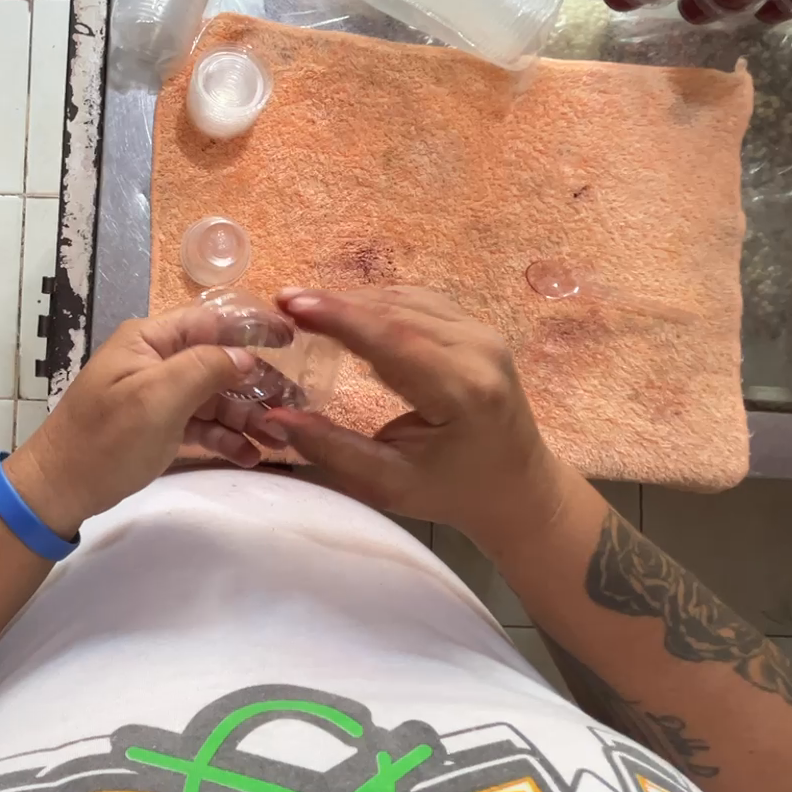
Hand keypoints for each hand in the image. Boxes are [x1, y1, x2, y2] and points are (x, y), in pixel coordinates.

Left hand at [3, 304, 289, 536]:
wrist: (59, 489)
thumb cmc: (104, 440)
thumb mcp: (155, 399)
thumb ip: (203, 368)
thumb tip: (246, 357)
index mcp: (150, 340)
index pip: (211, 322)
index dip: (252, 329)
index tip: (294, 340)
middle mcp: (157, 360)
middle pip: (218, 362)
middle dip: (256, 384)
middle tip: (293, 408)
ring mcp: (159, 395)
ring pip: (214, 396)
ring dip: (247, 416)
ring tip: (279, 441)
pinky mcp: (161, 426)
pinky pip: (202, 424)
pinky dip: (226, 437)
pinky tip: (250, 456)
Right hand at [257, 286, 579, 542]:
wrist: (518, 489)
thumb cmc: (451, 492)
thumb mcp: (387, 484)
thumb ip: (332, 449)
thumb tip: (274, 418)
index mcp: (463, 391)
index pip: (394, 339)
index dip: (340, 317)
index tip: (291, 304)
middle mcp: (479, 351)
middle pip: (398, 311)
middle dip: (336, 303)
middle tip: (284, 301)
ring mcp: (483, 334)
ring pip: (407, 300)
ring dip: (353, 299)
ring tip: (304, 305)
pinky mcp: (477, 330)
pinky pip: (419, 302)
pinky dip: (377, 302)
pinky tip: (345, 309)